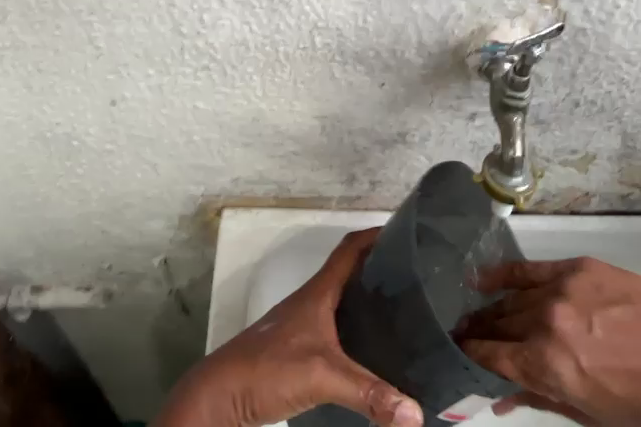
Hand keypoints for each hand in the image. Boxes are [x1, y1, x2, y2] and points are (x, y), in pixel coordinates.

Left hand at [156, 229, 423, 426]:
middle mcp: (313, 302)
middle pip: (351, 274)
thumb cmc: (268, 369)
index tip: (406, 232)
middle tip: (418, 277)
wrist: (222, 395)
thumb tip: (415, 414)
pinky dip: (359, 332)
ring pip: (344, 303)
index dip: (376, 235)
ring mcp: (305, 327)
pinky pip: (339, 331)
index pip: (350, 249)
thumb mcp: (323, 377)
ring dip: (369, 301)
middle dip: (382, 269)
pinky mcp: (301, 351)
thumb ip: (369, 393)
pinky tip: (375, 351)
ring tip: (406, 311)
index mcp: (318, 292)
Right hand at [454, 258, 640, 425]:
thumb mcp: (590, 415)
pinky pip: (529, 268)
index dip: (470, 356)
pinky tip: (482, 278)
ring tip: (476, 314)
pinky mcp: (578, 268)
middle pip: (497, 325)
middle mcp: (544, 323)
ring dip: (490, 309)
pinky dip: (503, 273)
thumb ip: (541, 398)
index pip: (490, 357)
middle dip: (476, 333)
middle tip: (462, 336)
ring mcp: (560, 290)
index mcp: (546, 365)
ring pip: (510, 299)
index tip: (457, 354)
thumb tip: (500, 398)